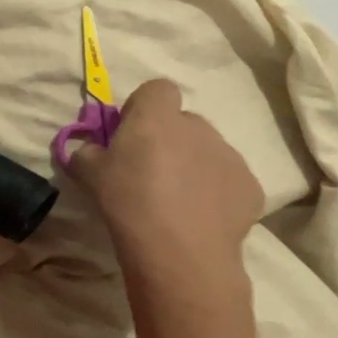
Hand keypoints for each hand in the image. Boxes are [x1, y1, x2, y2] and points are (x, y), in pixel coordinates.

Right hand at [63, 79, 264, 278]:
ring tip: (177, 193)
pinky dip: (215, 187)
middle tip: (150, 165)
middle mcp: (199, 128)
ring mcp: (230, 157)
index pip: (158, 88)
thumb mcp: (86, 170)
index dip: (144, 106)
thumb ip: (89, 149)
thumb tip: (97, 150)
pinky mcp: (251, 186)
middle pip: (184, 120)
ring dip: (193, 160)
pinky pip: (228, 176)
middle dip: (169, 135)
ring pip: (208, 148)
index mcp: (157, 117)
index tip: (131, 130)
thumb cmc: (126, 199)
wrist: (179, 249)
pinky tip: (199, 211)